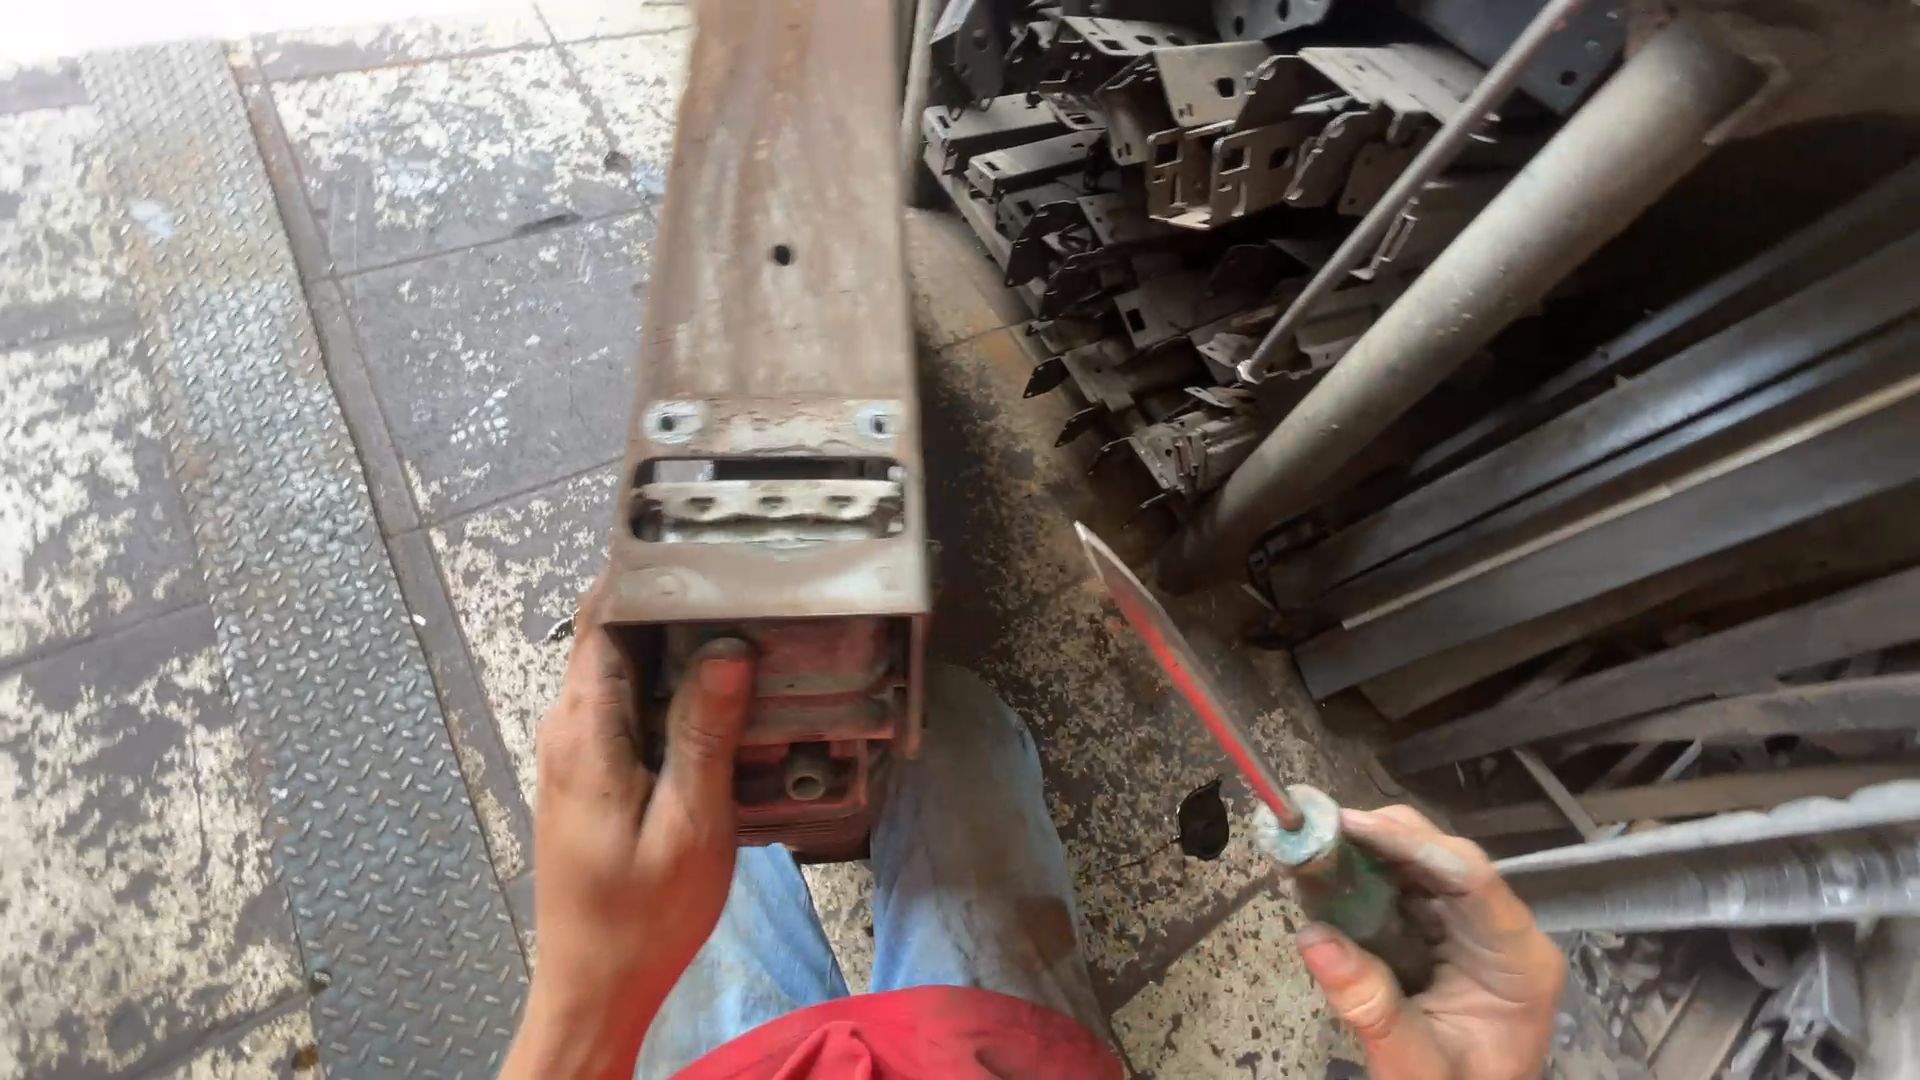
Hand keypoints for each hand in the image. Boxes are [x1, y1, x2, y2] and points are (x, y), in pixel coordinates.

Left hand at [501, 590, 755, 1079]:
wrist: (596, 985)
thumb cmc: (644, 911)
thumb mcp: (690, 822)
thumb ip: (702, 733)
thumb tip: (726, 649)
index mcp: (587, 731)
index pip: (602, 623)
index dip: (642, 577)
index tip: (697, 549)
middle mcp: (570, 729)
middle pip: (612, 638)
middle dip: (669, 603)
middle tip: (739, 583)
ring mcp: (577, 751)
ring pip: (621, 669)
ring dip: (672, 642)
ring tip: (738, 621)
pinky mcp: (591, 771)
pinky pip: (627, 702)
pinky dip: (667, 680)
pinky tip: (715, 688)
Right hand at [1297, 806, 1563, 1079]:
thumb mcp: (1415, 1066)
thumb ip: (1371, 1006)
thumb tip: (1312, 936)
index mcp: (1517, 960)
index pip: (1470, 877)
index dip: (1407, 841)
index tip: (1344, 824)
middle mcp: (1497, 927)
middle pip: (1441, 853)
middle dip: (1377, 835)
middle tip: (1315, 829)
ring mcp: (1466, 922)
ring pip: (1416, 856)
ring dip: (1362, 845)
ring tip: (1311, 846)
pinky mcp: (1435, 923)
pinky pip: (1397, 877)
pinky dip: (1357, 865)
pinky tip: (1321, 869)